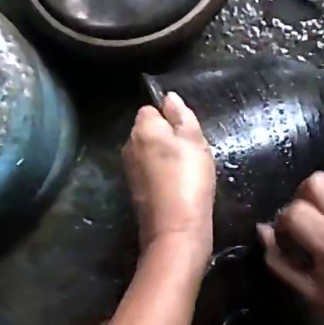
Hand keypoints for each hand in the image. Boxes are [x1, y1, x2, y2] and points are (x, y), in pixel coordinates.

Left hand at [122, 93, 215, 261]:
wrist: (175, 228)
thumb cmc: (189, 178)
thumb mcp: (194, 140)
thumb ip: (181, 115)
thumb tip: (169, 97)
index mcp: (142, 128)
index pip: (151, 109)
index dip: (170, 119)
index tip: (187, 134)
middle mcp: (129, 144)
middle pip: (149, 131)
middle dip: (166, 138)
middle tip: (190, 153)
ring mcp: (129, 168)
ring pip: (148, 152)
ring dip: (164, 158)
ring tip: (186, 172)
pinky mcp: (134, 188)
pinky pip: (149, 171)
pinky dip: (161, 175)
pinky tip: (177, 186)